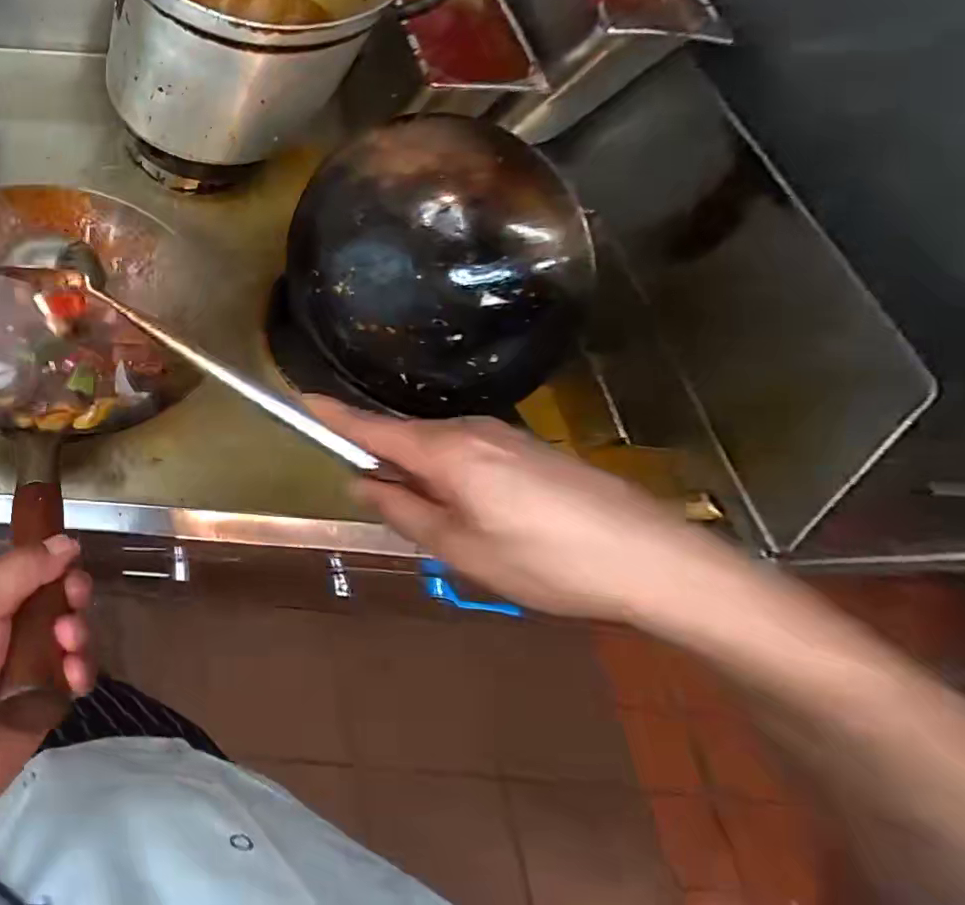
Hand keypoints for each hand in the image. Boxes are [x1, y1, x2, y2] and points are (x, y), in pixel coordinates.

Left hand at [0, 535, 95, 823]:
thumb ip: (22, 569)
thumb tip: (66, 542)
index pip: (28, 566)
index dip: (52, 562)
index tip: (72, 563)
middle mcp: (7, 624)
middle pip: (55, 596)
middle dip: (71, 595)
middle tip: (75, 601)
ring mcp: (27, 663)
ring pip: (70, 633)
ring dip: (78, 633)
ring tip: (69, 646)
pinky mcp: (45, 698)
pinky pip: (75, 673)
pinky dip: (81, 670)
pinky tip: (73, 677)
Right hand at [306, 396, 724, 622]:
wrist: (663, 564)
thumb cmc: (546, 561)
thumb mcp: (459, 548)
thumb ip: (402, 510)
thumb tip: (363, 482)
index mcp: (445, 451)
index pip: (372, 426)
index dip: (334, 416)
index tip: (302, 400)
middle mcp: (471, 431)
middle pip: (405, 436)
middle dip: (384, 462)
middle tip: (388, 508)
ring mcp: (507, 437)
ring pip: (439, 447)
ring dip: (422, 474)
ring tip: (444, 526)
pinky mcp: (533, 451)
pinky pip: (470, 453)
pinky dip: (453, 475)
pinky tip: (482, 517)